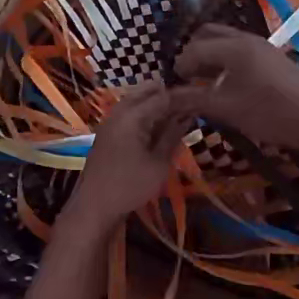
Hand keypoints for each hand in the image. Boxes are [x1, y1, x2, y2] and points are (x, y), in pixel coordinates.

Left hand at [68, 82, 193, 226]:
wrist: (94, 206)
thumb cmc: (130, 186)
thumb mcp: (158, 163)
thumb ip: (172, 135)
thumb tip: (188, 115)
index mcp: (132, 116)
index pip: (163, 97)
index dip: (185, 95)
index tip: (204, 96)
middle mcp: (119, 111)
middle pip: (148, 92)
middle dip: (170, 95)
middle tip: (192, 102)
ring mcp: (111, 121)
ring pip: (138, 101)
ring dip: (158, 104)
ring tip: (181, 112)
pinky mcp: (108, 132)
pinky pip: (130, 113)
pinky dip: (146, 114)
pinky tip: (161, 124)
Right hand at [169, 25, 298, 152]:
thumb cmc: (268, 112)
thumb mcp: (225, 108)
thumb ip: (191, 99)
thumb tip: (164, 98)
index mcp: (233, 46)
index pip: (194, 48)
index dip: (179, 66)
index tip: (173, 86)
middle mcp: (246, 39)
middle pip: (208, 35)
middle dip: (193, 53)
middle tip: (186, 78)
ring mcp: (262, 47)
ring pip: (225, 42)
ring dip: (210, 57)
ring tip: (203, 83)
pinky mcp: (272, 59)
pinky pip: (240, 52)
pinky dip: (226, 62)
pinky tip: (226, 86)